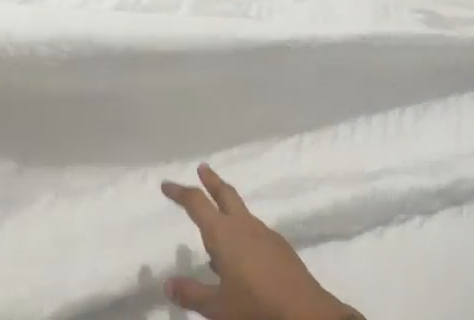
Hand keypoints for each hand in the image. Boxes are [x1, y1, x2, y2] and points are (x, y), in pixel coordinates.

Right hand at [160, 164, 358, 319]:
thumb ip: (191, 293)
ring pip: (242, 213)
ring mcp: (266, 235)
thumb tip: (166, 283)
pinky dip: (242, 232)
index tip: (166, 184)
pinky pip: (255, 232)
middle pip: (225, 194)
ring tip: (217, 222)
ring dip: (228, 207)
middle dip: (212, 180)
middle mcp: (244, 226)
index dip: (180, 192)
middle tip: (202, 168)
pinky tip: (241, 255)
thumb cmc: (255, 307)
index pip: (196, 203)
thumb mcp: (217, 307)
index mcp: (223, 233)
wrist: (307, 316)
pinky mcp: (282, 249)